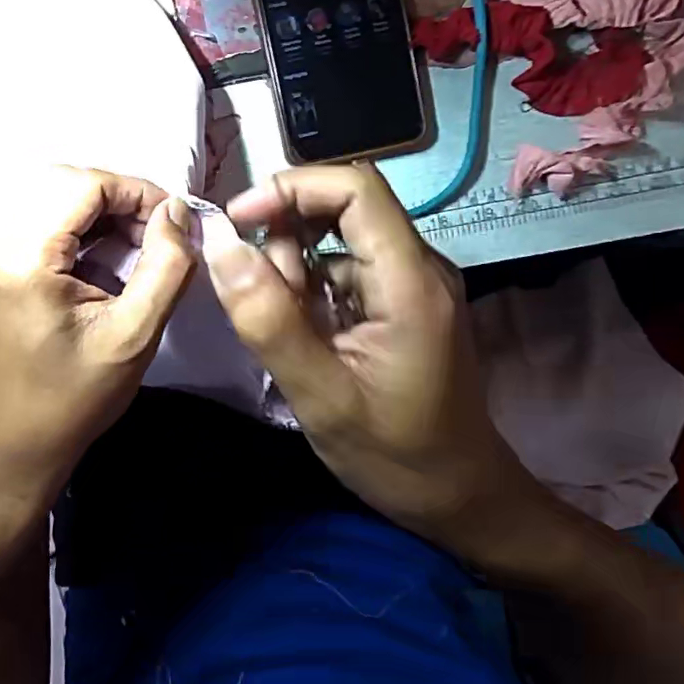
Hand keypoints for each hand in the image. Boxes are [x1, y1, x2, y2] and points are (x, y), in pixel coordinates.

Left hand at [0, 166, 194, 513]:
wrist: (16, 451)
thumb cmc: (74, 400)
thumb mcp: (135, 335)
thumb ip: (166, 266)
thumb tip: (179, 212)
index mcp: (21, 258)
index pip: (83, 184)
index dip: (137, 191)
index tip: (176, 220)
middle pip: (65, 183)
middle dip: (122, 198)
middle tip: (160, 234)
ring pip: (54, 198)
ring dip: (104, 212)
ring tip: (141, 248)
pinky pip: (43, 222)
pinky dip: (84, 228)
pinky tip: (110, 260)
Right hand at [204, 164, 546, 552]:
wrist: (461, 495)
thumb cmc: (396, 455)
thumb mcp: (321, 396)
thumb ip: (269, 320)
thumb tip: (222, 246)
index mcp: (410, 280)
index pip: (356, 188)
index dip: (293, 188)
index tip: (240, 219)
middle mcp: (420, 265)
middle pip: (346, 207)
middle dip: (288, 234)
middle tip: (261, 294)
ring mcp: (415, 281)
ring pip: (341, 238)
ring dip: (297, 266)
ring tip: (288, 328)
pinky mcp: (405, 299)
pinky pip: (349, 267)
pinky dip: (314, 287)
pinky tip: (307, 334)